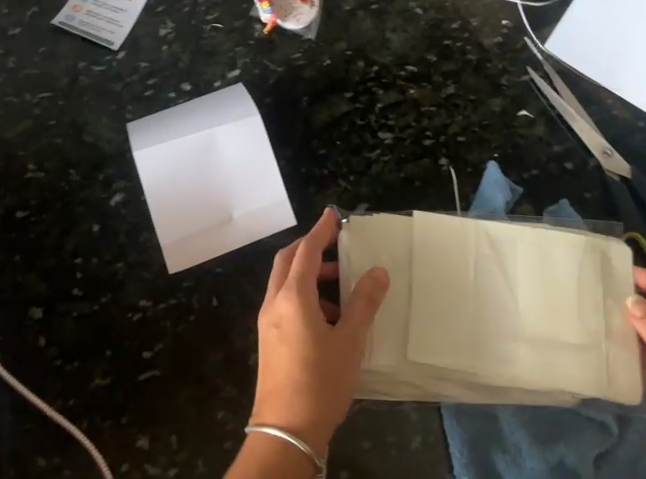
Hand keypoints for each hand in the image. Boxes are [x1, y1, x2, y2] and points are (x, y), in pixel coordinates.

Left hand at [249, 208, 389, 452]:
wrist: (286, 431)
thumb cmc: (321, 382)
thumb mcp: (350, 342)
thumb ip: (364, 303)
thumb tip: (378, 272)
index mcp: (292, 297)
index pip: (305, 251)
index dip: (320, 231)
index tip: (332, 215)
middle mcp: (274, 303)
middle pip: (287, 262)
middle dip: (310, 249)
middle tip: (337, 247)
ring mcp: (268, 323)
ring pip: (285, 284)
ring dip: (310, 276)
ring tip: (343, 289)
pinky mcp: (269, 340)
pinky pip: (285, 304)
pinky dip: (304, 297)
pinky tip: (330, 320)